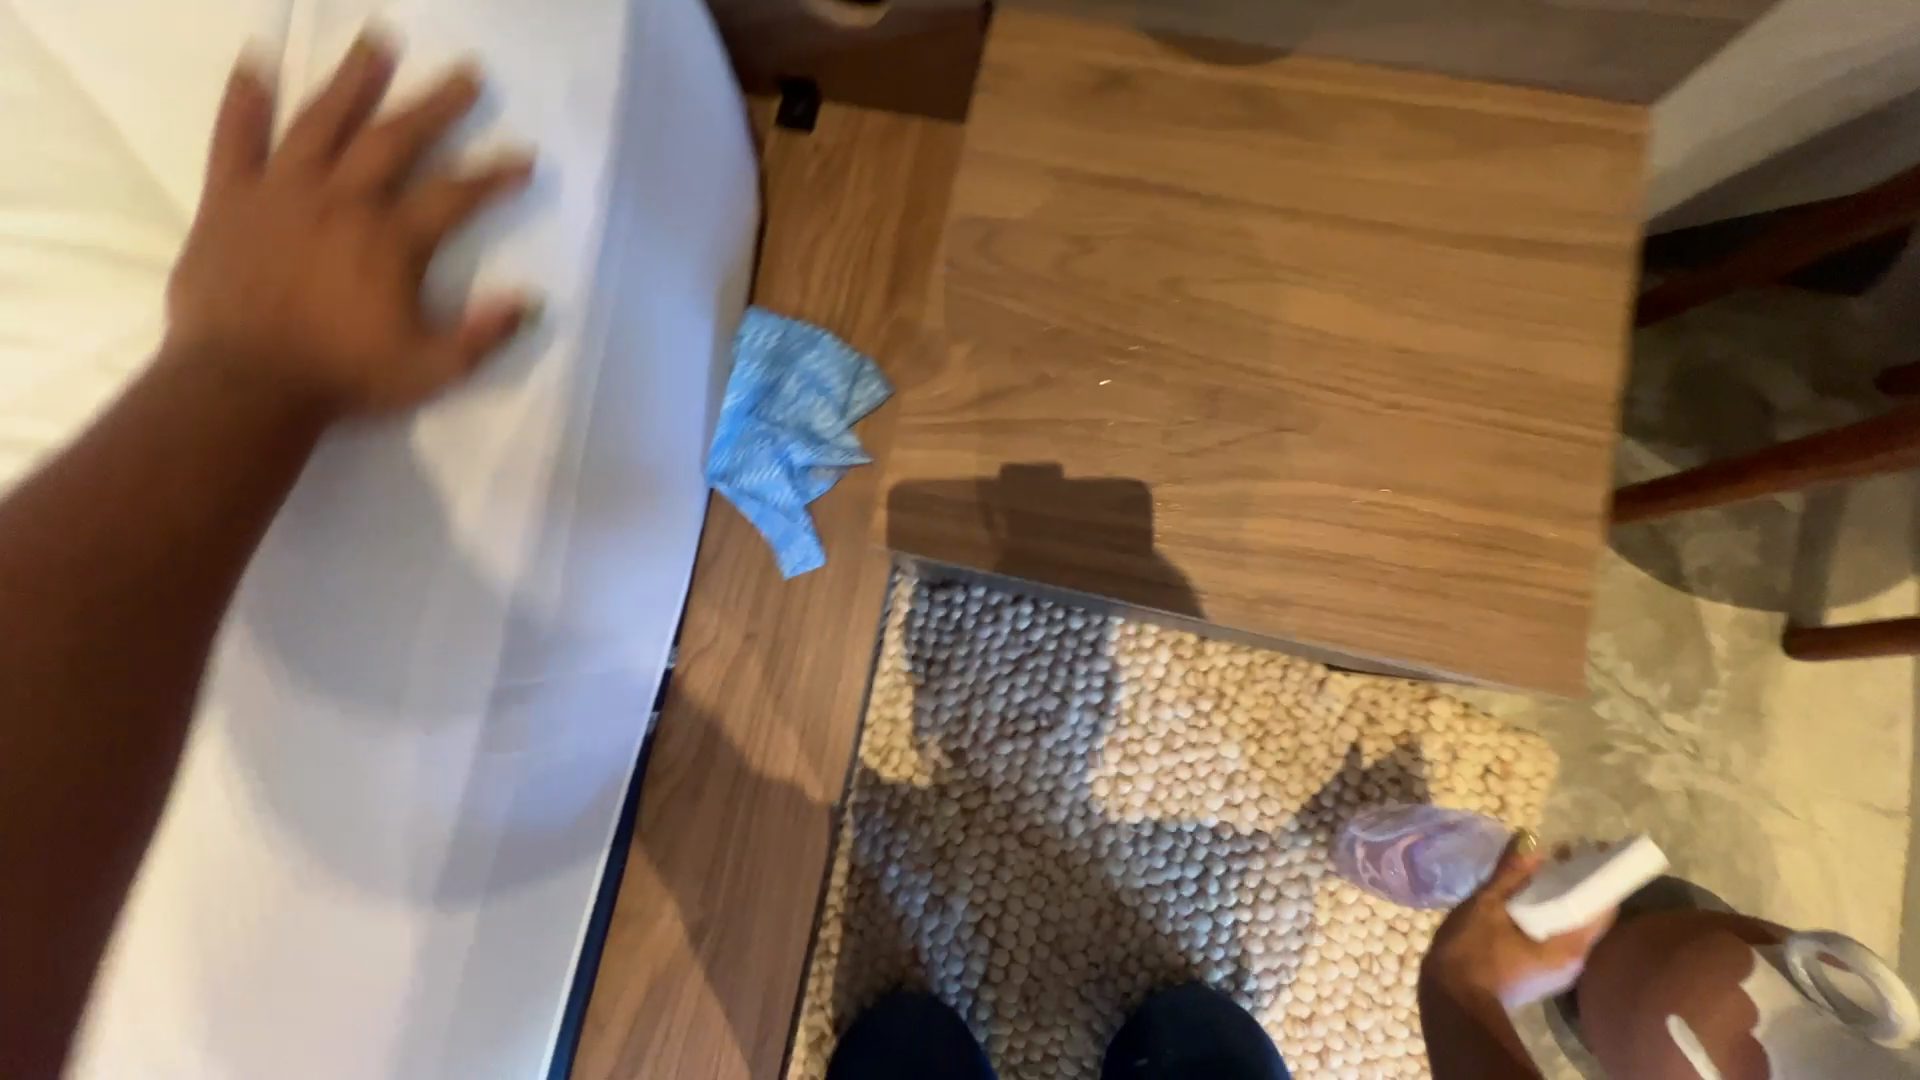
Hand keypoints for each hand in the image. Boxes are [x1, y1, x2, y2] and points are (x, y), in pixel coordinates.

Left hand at [164, 34, 535, 416]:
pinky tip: (259, 63)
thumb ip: (485, 333)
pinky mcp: (231, 198)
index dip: (495, 176)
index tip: (524, 158)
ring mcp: (280, 193)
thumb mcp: (436, 368)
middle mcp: (341, 201)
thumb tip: (530, 301)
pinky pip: (235, 136)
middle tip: (466, 74)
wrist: (246, 382)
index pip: (456, 195)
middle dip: (436, 106)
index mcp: (392, 241)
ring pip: (320, 122)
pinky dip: (245, 98)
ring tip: (377, 42)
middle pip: (394, 139)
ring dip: (352, 80)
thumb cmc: (348, 375)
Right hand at [1423, 832, 1616, 1009]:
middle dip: (1577, 883)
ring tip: (1542, 870)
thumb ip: (1510, 875)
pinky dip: (1548, 912)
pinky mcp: (1540, 971)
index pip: (1601, 908)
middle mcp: (1575, 961)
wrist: (1454, 997)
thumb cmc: (1472, 950)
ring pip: (1570, 926)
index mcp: (1570, 947)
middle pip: (1587, 916)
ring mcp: (1558, 969)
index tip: (1587, 848)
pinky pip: (1555, 935)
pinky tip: (1526, 899)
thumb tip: (1531, 841)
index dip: (1599, 876)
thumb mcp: (1486, 905)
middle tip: (1561, 853)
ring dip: (1560, 897)